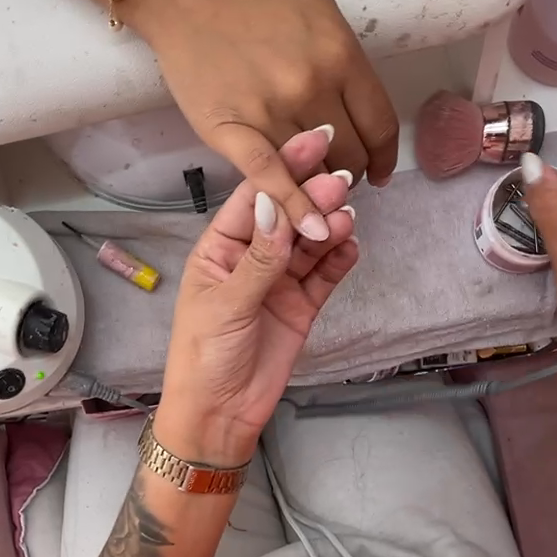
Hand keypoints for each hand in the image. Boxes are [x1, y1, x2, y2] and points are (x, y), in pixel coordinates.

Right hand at [124, 0, 396, 243]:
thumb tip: (355, 109)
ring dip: (317, 189)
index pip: (378, 125)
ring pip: (312, 173)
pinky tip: (307, 228)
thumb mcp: (318, 11)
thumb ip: (341, 62)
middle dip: (349, 175)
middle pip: (349, 156)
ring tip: (312, 190)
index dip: (383, 157)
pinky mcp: (230, 131)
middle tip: (337, 180)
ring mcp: (270, 112)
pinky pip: (268, 179)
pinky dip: (292, 208)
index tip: (379, 172)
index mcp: (340, 55)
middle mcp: (311, 87)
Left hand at [152, 126, 356, 465]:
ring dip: (329, 228)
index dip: (282, 170)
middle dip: (313, 198)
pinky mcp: (301, 307)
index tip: (314, 141)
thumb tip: (275, 205)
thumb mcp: (226, 306)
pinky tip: (351, 247)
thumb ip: (258, 259)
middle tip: (342, 181)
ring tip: (347, 218)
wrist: (220, 415)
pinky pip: (324, 276)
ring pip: (310, 245)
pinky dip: (339, 261)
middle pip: (288, 218)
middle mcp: (252, 259)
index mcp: (220, 249)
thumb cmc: (205, 357)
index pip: (254, 199)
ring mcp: (278, 283)